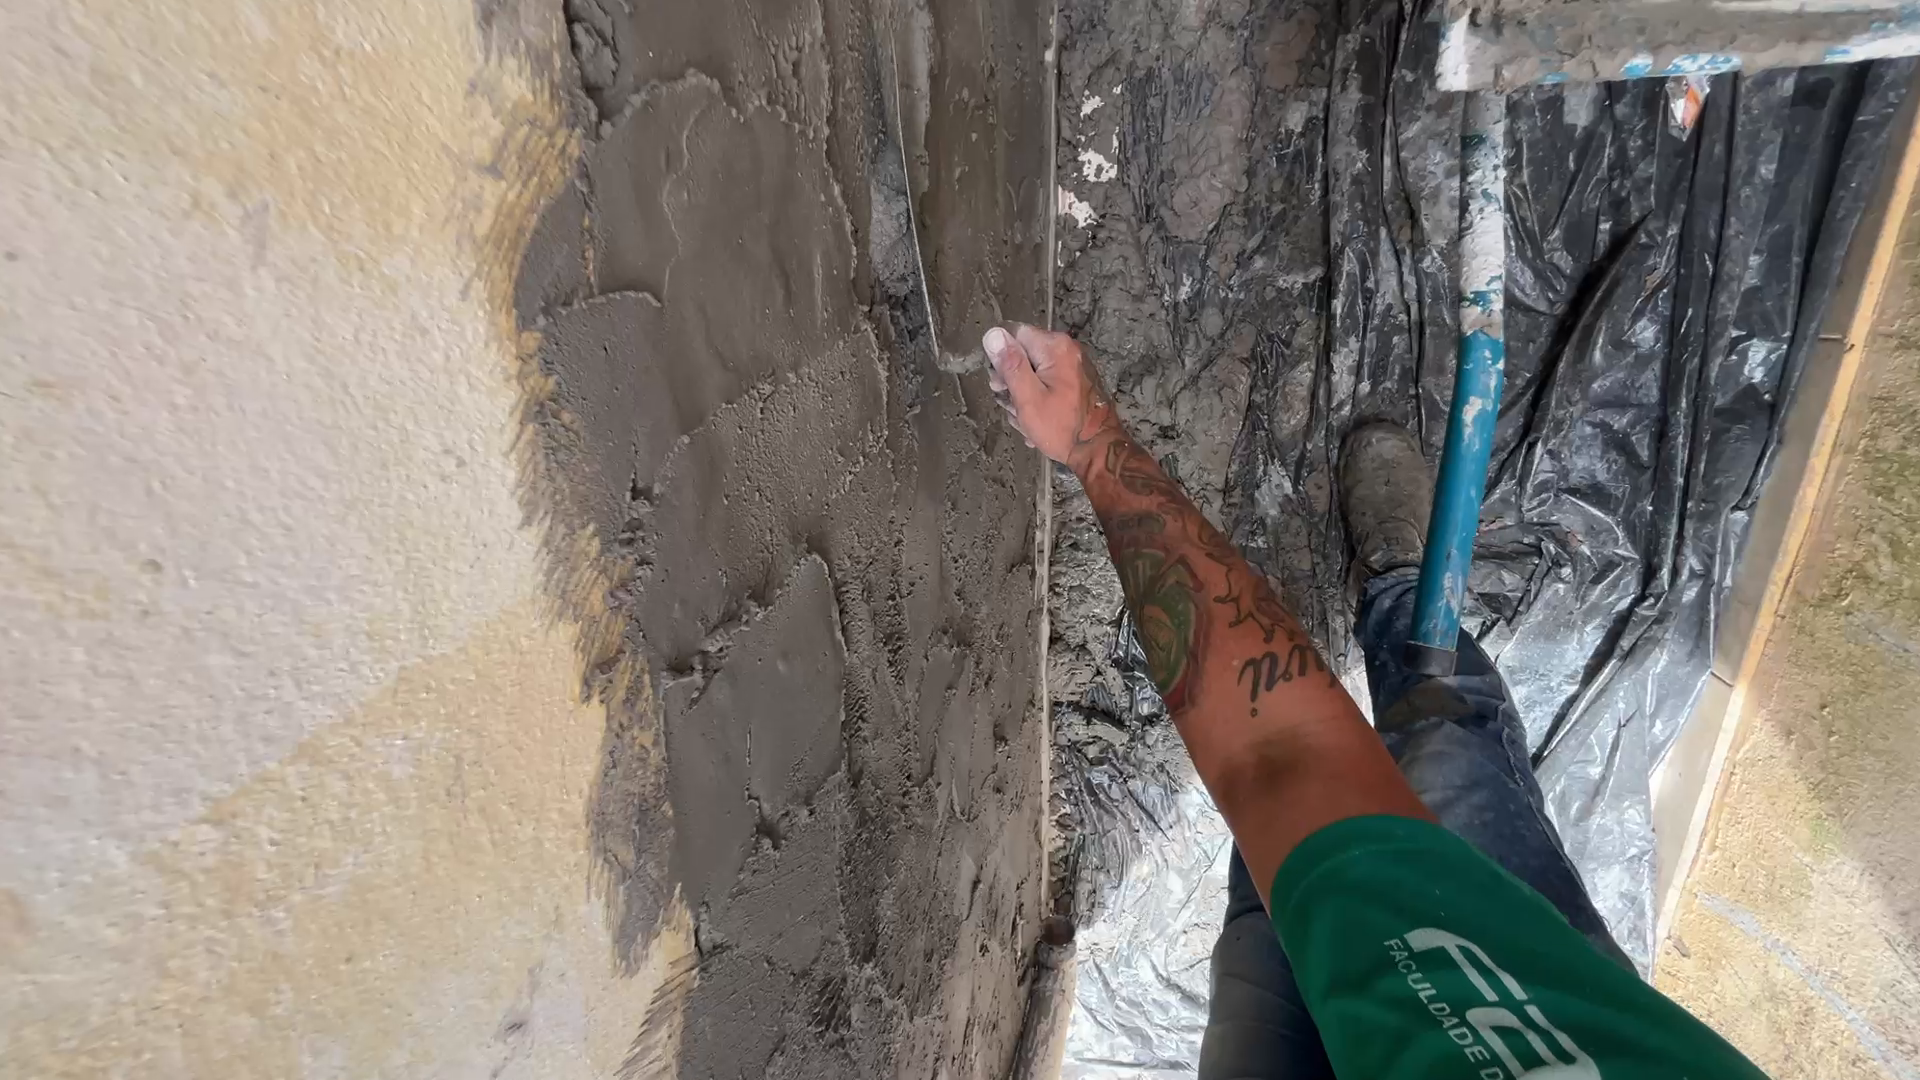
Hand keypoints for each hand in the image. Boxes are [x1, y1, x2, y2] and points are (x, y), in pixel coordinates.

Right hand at [984, 324, 1124, 473]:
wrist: (1096, 449)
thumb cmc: (1062, 427)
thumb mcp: (1028, 398)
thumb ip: (1010, 365)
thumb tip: (992, 335)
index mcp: (1054, 347)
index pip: (1013, 334)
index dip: (1001, 359)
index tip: (1001, 385)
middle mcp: (1066, 349)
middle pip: (1022, 353)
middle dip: (1011, 381)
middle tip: (1013, 405)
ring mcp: (1071, 364)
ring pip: (1031, 371)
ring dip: (1022, 395)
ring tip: (1026, 417)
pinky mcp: (1073, 379)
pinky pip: (1045, 382)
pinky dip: (1037, 399)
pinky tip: (1037, 418)